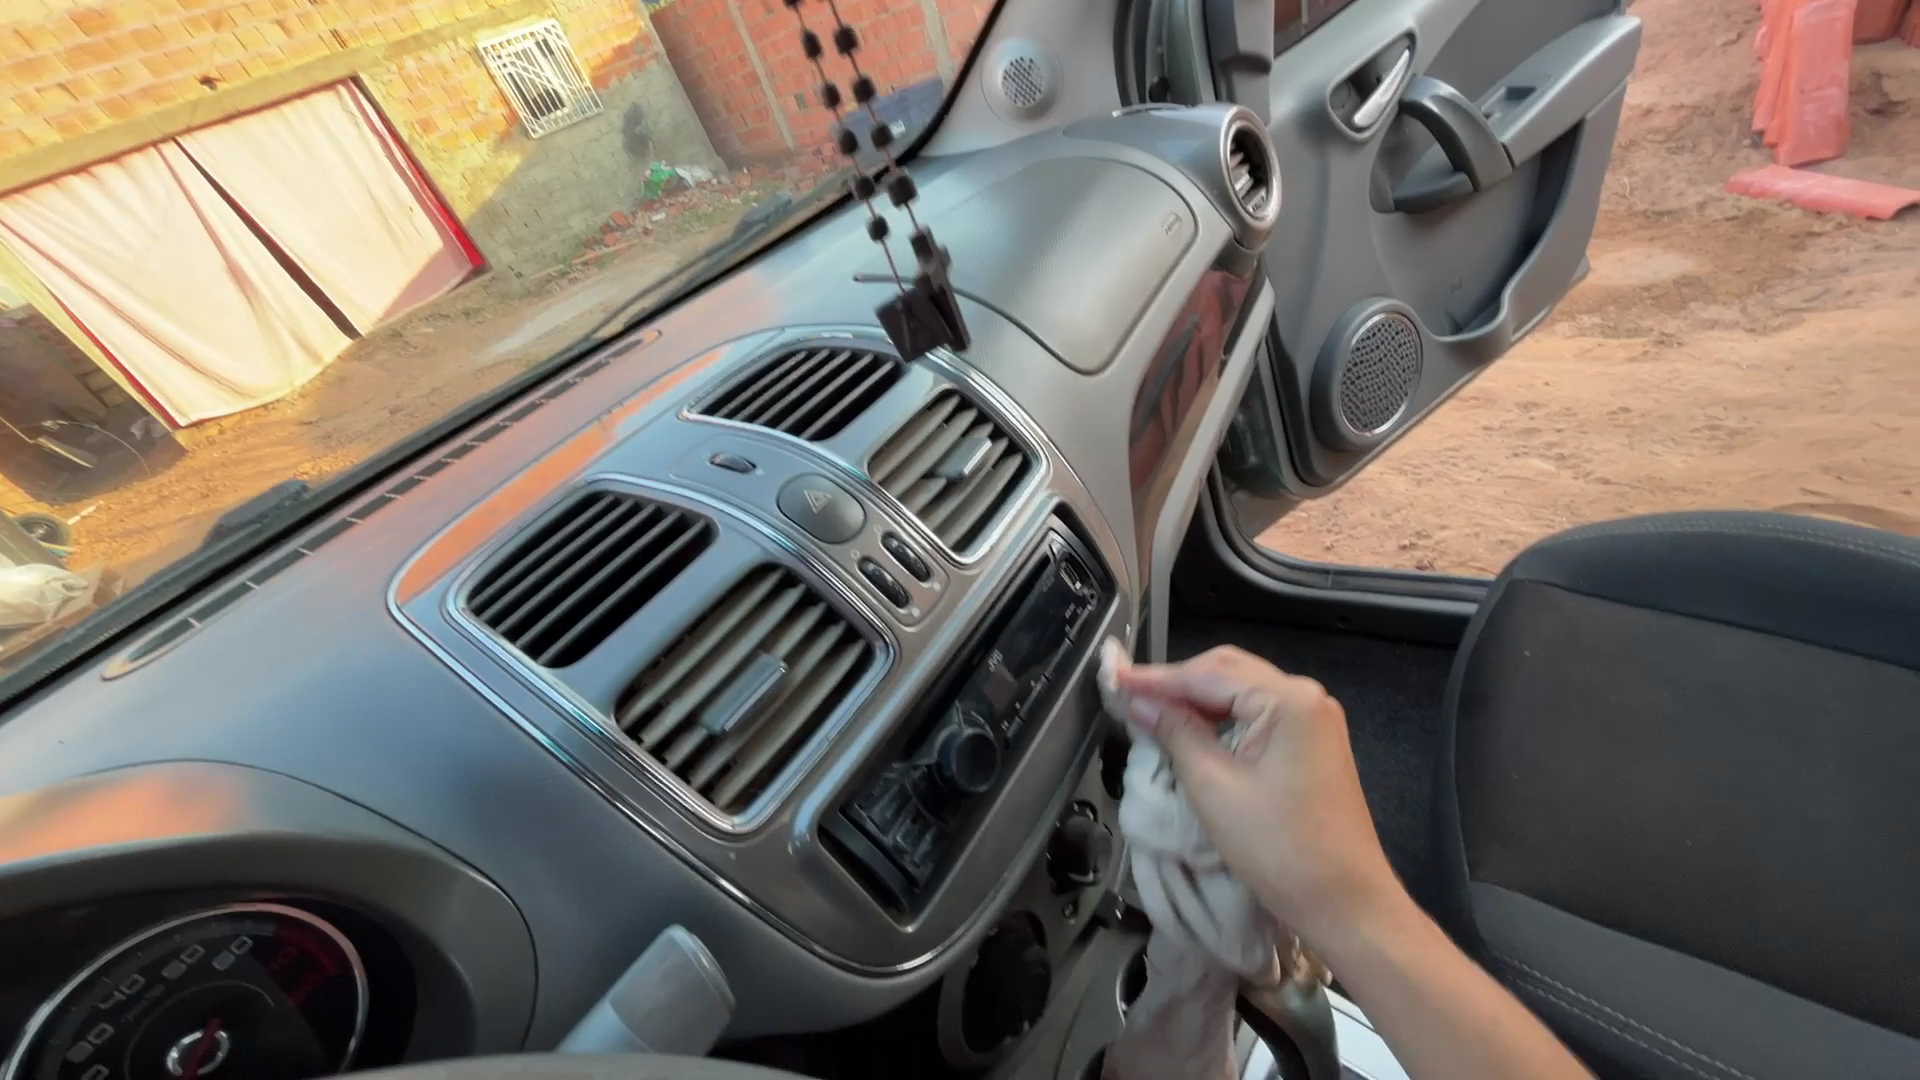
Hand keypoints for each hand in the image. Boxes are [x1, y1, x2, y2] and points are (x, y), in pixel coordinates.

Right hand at [1113, 645, 1403, 946]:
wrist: (1347, 906)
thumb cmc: (1280, 849)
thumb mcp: (1213, 786)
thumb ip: (1175, 731)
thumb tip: (1138, 701)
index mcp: (1288, 700)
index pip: (1207, 674)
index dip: (1155, 678)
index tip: (1114, 678)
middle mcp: (1306, 696)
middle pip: (1226, 671)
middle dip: (1175, 682)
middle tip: (1128, 693)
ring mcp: (1312, 718)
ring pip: (1239, 689)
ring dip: (1195, 696)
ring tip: (1151, 708)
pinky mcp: (1310, 740)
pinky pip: (1255, 711)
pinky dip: (1219, 714)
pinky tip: (1190, 725)